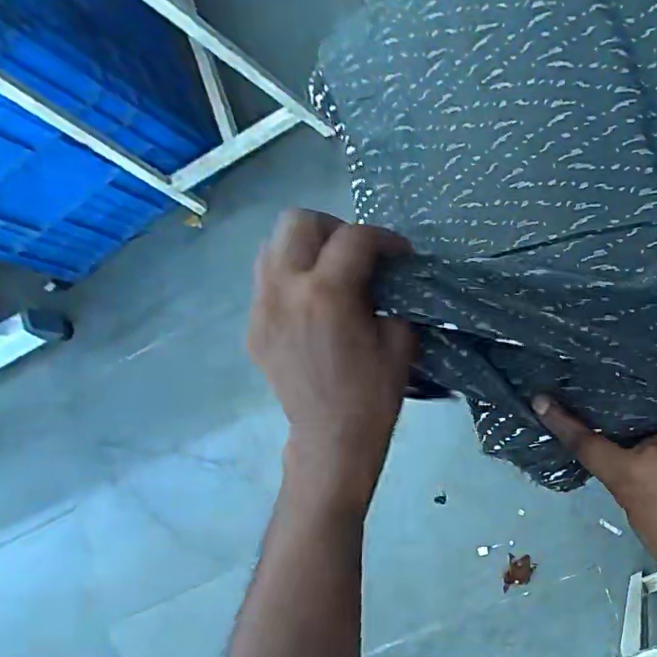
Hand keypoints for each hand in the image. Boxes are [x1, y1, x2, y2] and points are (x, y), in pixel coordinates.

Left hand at [249, 209, 415, 508]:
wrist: (331, 435)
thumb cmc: (374, 394)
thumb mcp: (400, 344)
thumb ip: (391, 303)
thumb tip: (386, 285)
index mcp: (328, 293)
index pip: (354, 239)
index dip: (385, 238)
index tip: (402, 253)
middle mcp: (286, 288)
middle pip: (298, 221)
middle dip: (335, 228)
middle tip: (360, 253)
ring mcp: (262, 305)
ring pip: (273, 245)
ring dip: (308, 248)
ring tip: (334, 272)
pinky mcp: (254, 324)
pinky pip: (267, 280)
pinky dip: (294, 277)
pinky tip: (316, 304)